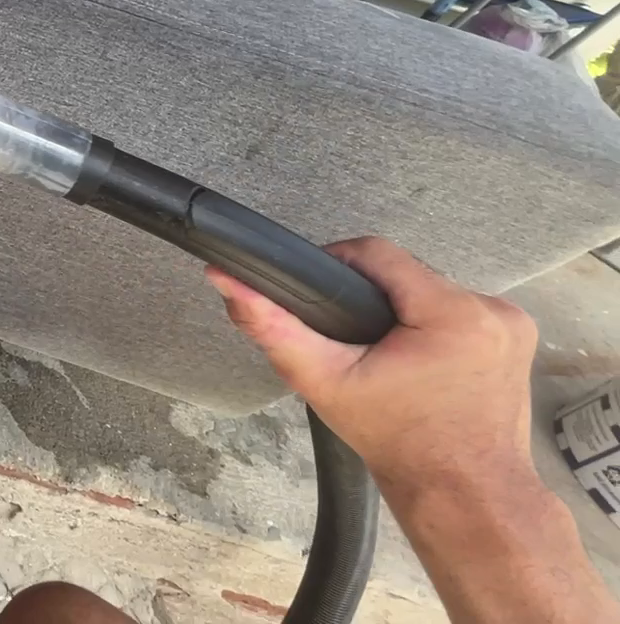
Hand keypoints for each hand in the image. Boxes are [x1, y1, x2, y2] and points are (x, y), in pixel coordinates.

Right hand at [208, 237, 540, 499]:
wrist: (463, 490)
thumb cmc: (393, 435)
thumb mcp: (315, 376)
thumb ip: (267, 323)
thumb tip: (223, 276)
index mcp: (454, 313)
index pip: (374, 252)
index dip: (332, 267)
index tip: (316, 301)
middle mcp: (494, 311)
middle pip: (400, 270)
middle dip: (361, 293)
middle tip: (339, 333)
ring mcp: (512, 325)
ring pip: (423, 286)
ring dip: (390, 305)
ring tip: (368, 343)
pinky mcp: (521, 339)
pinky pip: (451, 306)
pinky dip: (420, 319)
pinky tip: (403, 349)